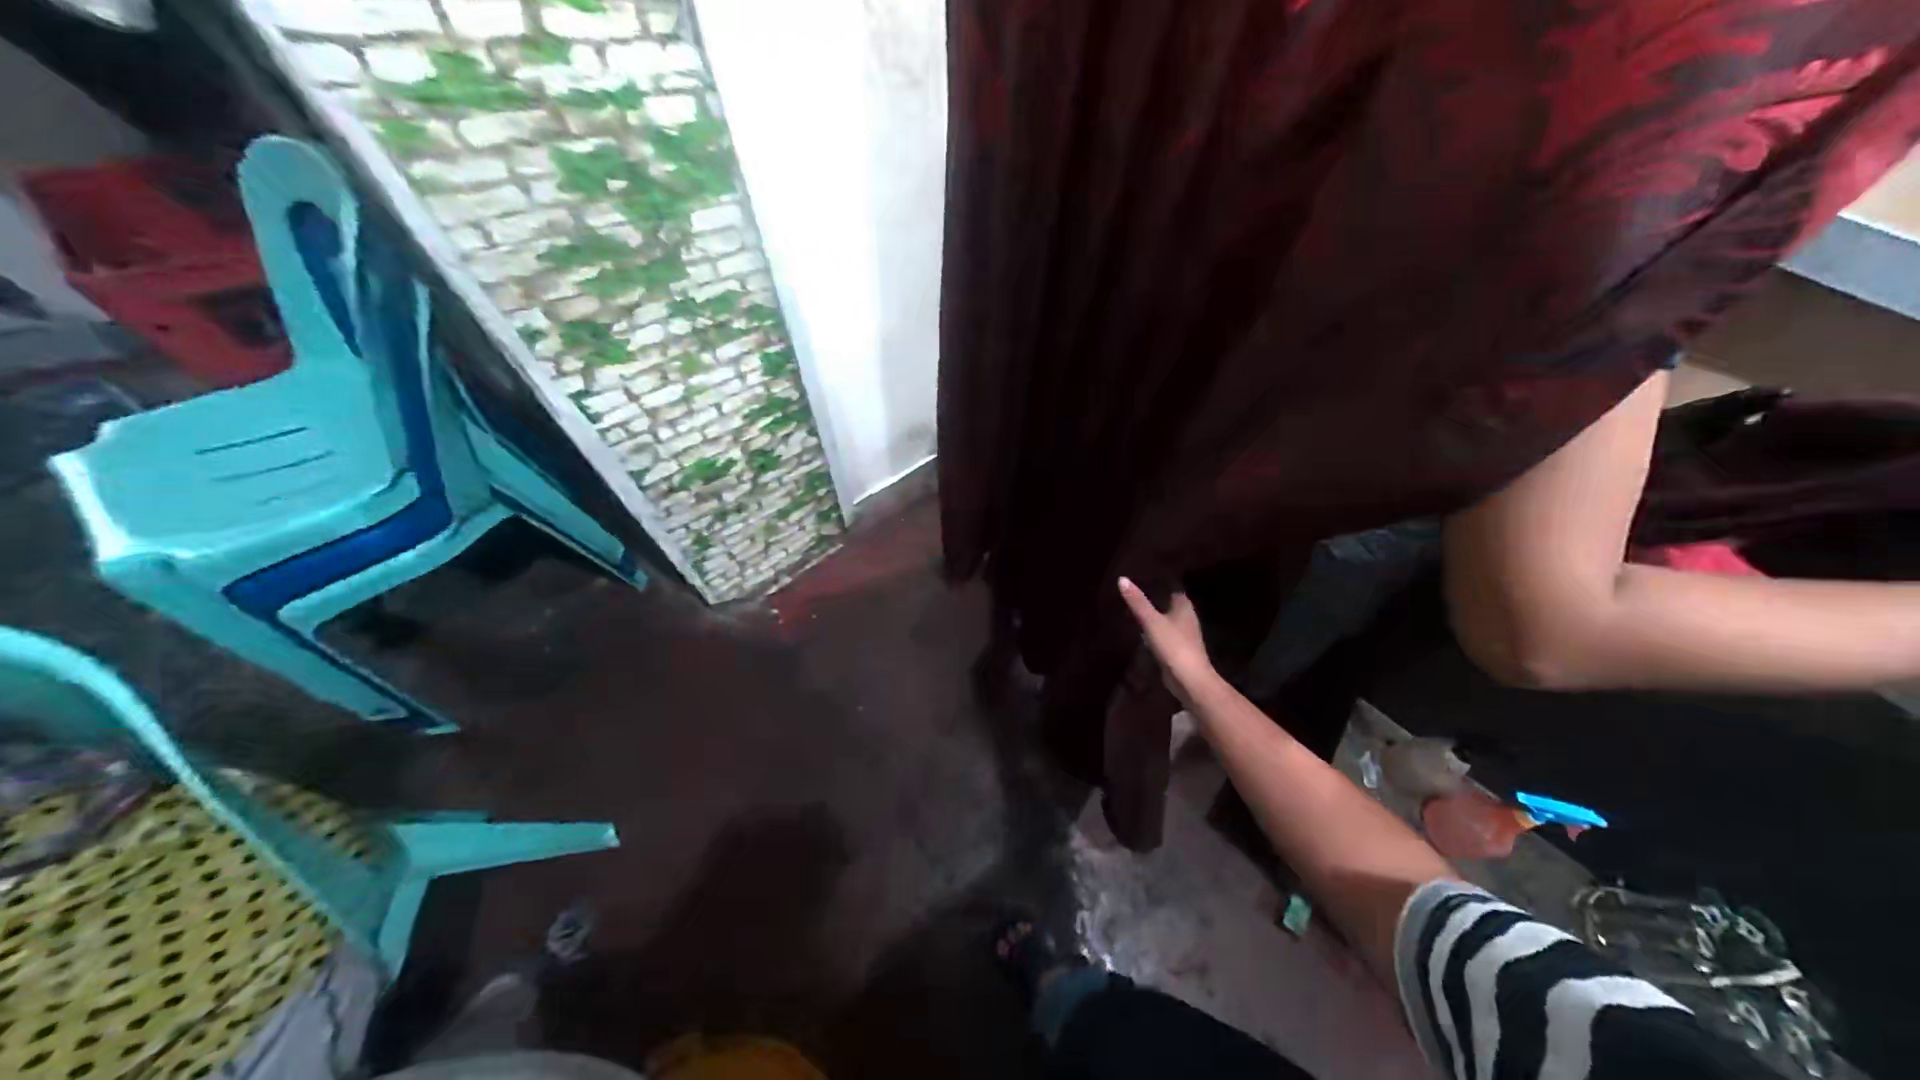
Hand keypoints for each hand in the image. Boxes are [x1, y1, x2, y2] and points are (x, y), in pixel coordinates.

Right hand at [1118, 577, 1217, 707]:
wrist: (1189, 679)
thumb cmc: (1174, 645)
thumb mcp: (1151, 621)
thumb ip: (1138, 602)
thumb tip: (1122, 579)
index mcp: (1184, 607)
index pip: (1173, 588)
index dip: (1160, 581)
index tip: (1144, 574)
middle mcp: (1186, 618)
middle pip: (1170, 603)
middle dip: (1155, 597)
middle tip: (1134, 589)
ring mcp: (1183, 635)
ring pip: (1167, 619)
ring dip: (1154, 614)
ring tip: (1133, 607)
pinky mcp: (1177, 649)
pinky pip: (1163, 634)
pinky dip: (1154, 630)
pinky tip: (1141, 630)